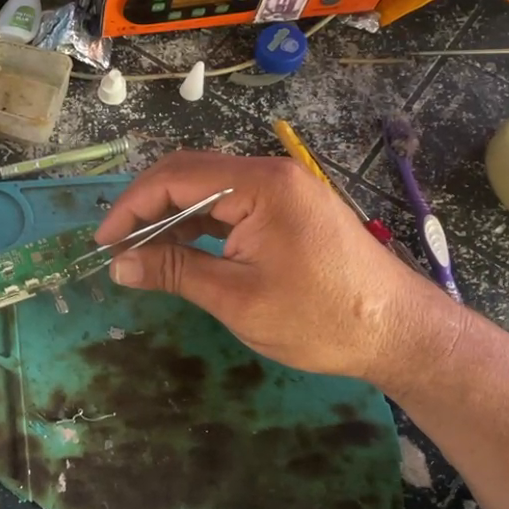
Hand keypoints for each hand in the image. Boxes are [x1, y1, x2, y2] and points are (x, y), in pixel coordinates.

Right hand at [94, 151, 463, 387]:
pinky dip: (199, 222)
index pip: (175, 178)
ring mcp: (283, 188)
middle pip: (188, 173)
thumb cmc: (321, 318)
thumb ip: (175, 272)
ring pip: (208, 187)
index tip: (104, 242)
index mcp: (260, 184)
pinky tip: (182, 248)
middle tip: (118, 245)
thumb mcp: (238, 299)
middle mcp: (270, 173)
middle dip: (146, 207)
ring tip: (142, 251)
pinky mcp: (289, 207)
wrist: (404, 335)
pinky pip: (230, 201)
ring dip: (170, 215)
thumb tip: (119, 264)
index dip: (131, 207)